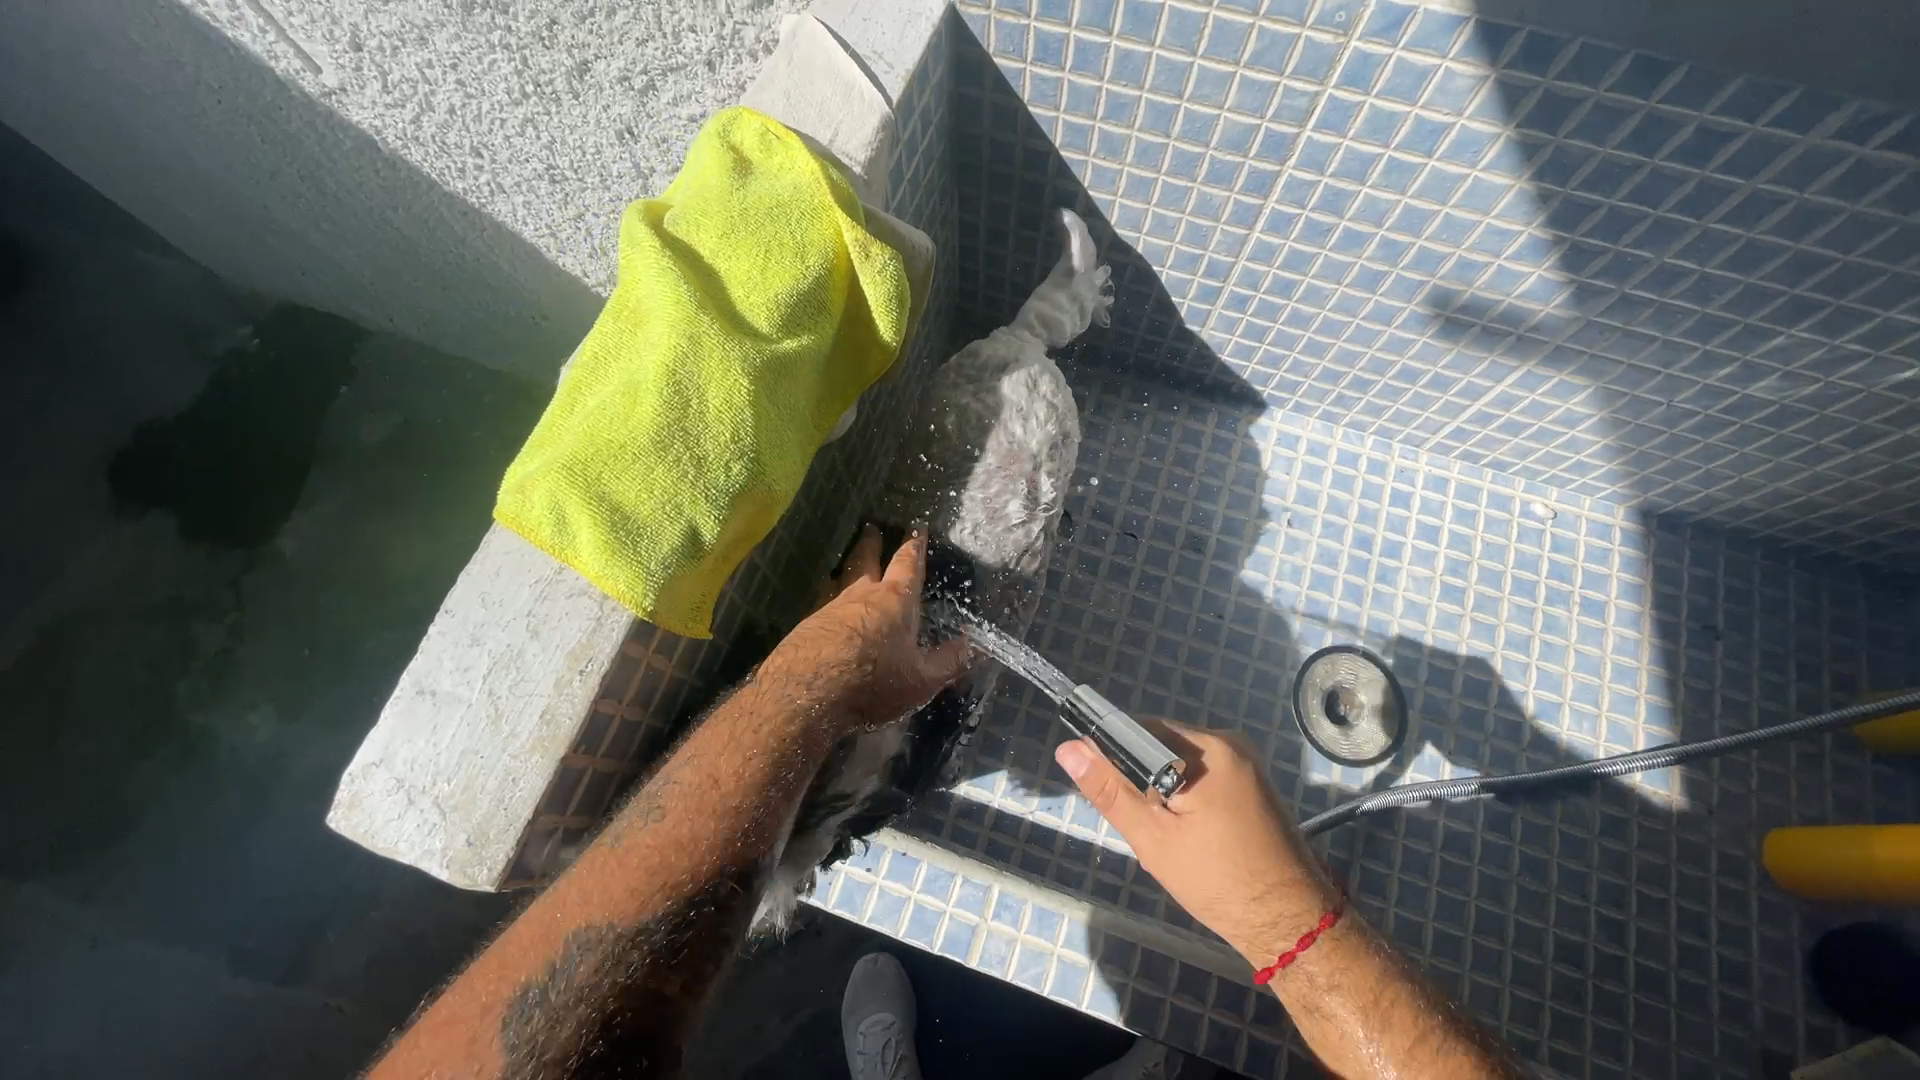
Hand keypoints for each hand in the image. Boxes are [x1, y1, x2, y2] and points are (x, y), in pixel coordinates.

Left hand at [766, 524, 970, 733]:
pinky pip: (822, 604)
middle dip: (872, 544)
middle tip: (871, 528)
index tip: (916, 528)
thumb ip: (949, 661)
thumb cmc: (873, 682)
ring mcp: (829, 609)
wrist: (806, 694)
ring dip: (846, 571)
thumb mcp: (921, 680)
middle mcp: (861, 596)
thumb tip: (973, 645)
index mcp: (895, 601)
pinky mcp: (806, 627)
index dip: (914, 546)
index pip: (908, 565)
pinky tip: (823, 608)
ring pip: (841, 582)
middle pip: (866, 561)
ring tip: (845, 565)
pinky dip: (827, 599)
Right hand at [1055, 724, 1339, 967]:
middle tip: (1137, 823)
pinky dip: (1182, 796)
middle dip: (1137, 777)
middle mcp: (1228, 743)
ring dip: (1159, 789)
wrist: (1290, 922)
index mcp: (1206, 749)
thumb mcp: (1152, 838)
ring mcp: (1244, 763)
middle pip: (1158, 743)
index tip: (1098, 787)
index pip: (1138, 728)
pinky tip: (1185, 834)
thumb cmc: (1217, 881)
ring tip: (1161, 834)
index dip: (1110, 752)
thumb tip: (1068, 749)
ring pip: (1177, 762)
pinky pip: (1199, 774)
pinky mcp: (1251, 783)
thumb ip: (1109, 789)